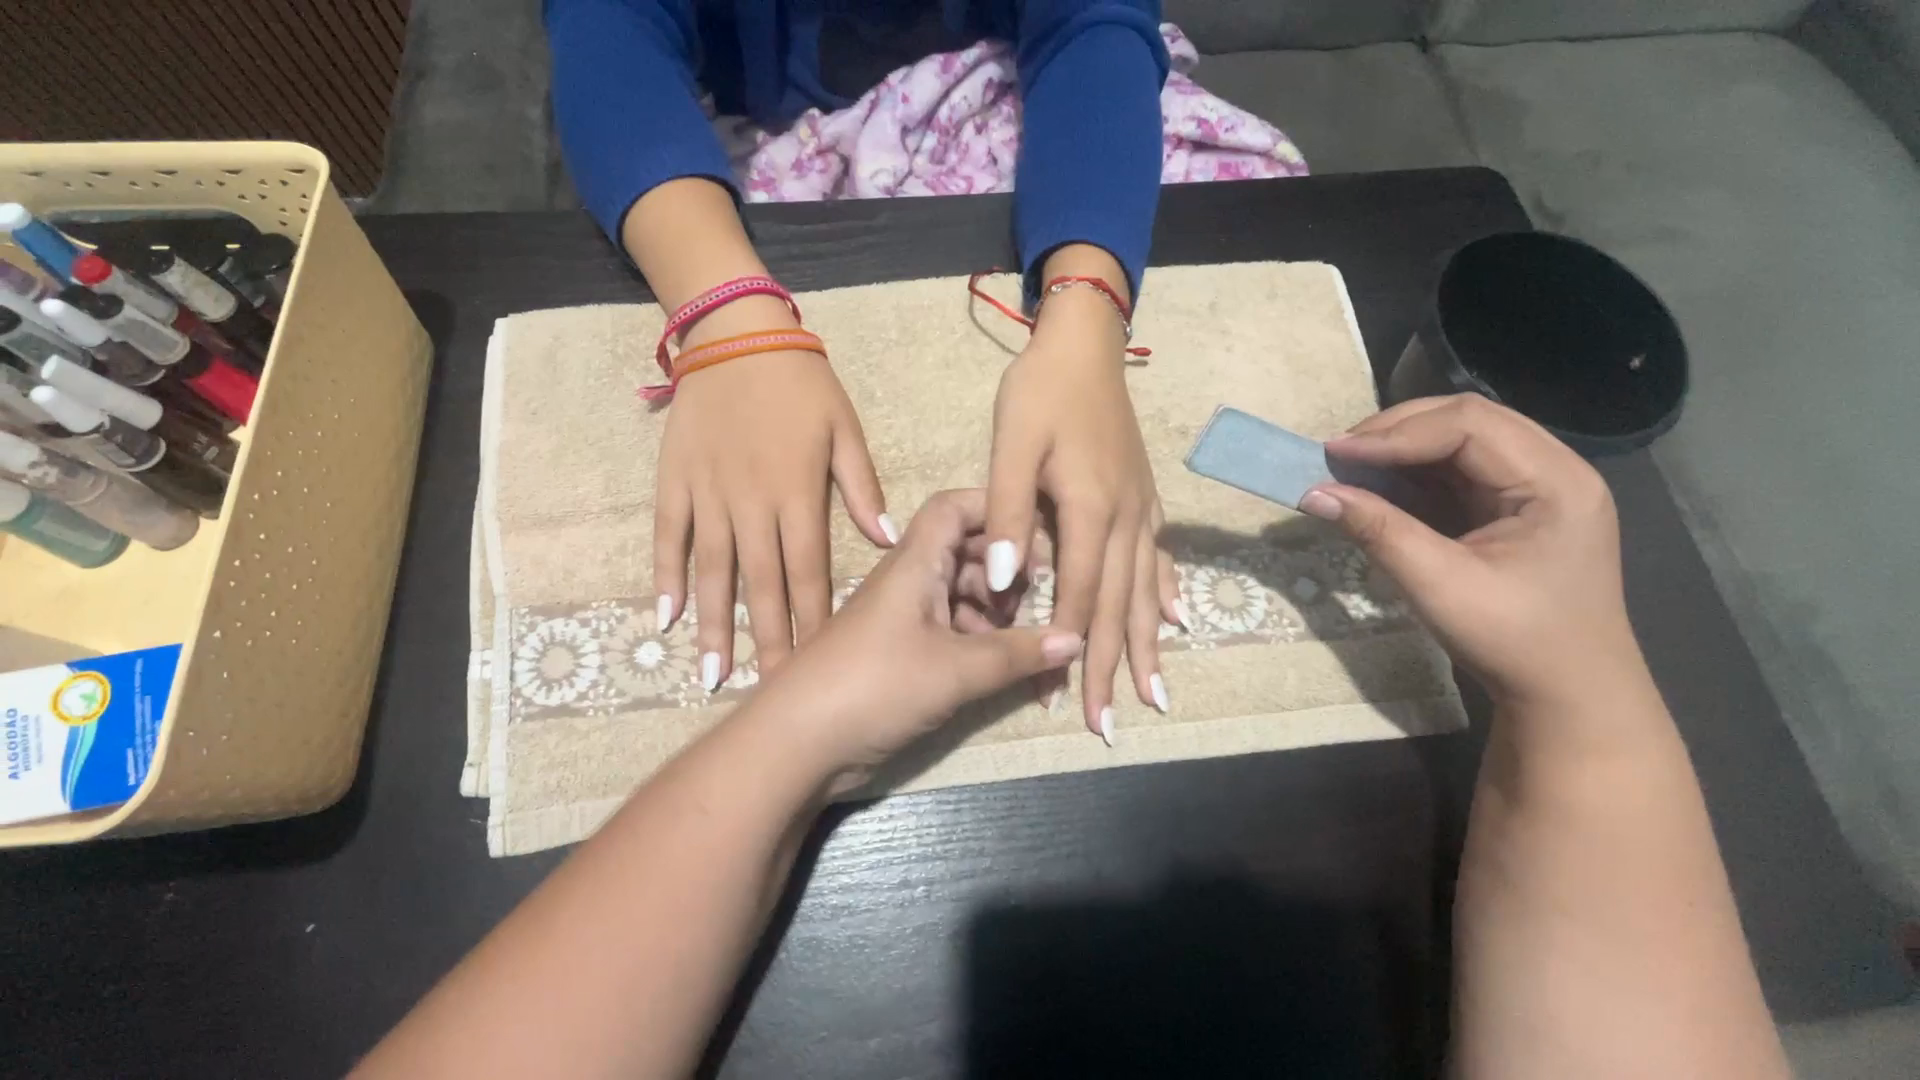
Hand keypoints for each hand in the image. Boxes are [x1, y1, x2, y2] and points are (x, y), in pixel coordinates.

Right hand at [654, 350, 895, 689]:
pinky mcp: (674, 485)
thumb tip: (888, 541)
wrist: (736, 336)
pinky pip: (668, 539)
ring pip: (712, 573)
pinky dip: (665, 579)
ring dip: (715, 626)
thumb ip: (862, 488)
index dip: (814, 622)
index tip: (819, 666)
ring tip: (715, 676)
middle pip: (762, 585)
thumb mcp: (845, 429)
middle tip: (769, 692)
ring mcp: (708, 498)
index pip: (810, 572)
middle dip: (768, 641)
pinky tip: (665, 620)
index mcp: (798, 495)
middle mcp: (752, 506)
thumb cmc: (801, 384)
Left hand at [746, 489, 1082, 790]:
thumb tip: (1077, 639)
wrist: (798, 742)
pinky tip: (1018, 675)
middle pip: (971, 556)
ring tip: (1043, 647)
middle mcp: (914, 581)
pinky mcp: (909, 658)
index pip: (956, 508)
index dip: (998, 509)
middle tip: (1053, 603)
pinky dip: (989, 649)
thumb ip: (1017, 654)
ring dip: (1006, 619)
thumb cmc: (874, 685)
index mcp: (916, 562)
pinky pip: (959, 638)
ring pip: (968, 600)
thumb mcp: (953, 669)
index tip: (1042, 533)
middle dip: (1014, 576)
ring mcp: (910, 621)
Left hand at [983, 282, 1179, 745]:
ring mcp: (1142, 509)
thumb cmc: (1038, 394)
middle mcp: (1125, 518)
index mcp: (1089, 509)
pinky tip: (1178, 620)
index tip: (1070, 700)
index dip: (1074, 649)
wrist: (1084, 346)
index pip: (1082, 594)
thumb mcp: (1012, 447)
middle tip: (1114, 721)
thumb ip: (1011, 515)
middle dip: (1116, 666)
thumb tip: (1012, 582)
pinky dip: (1167, 594)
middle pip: (1120, 605)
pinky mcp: (1146, 499)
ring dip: (1150, 644)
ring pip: (1147, 589)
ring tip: (1157, 692)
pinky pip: (1160, 558)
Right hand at [1300, 394, 1637, 707]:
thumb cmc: (1515, 641)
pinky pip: (1458, 470)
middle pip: (1467, 420)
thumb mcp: (1440, 586)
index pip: (1469, 425)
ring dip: (1401, 448)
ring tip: (1350, 466)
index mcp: (1555, 481)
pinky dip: (1412, 473)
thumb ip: (1379, 532)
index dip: (1397, 434)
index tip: (1336, 453)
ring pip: (1460, 440)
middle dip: (1397, 432)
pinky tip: (1377, 484)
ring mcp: (1535, 487)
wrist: (1567, 694)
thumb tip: (1314, 493)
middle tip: (1338, 454)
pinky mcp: (1513, 507)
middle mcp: (1552, 470)